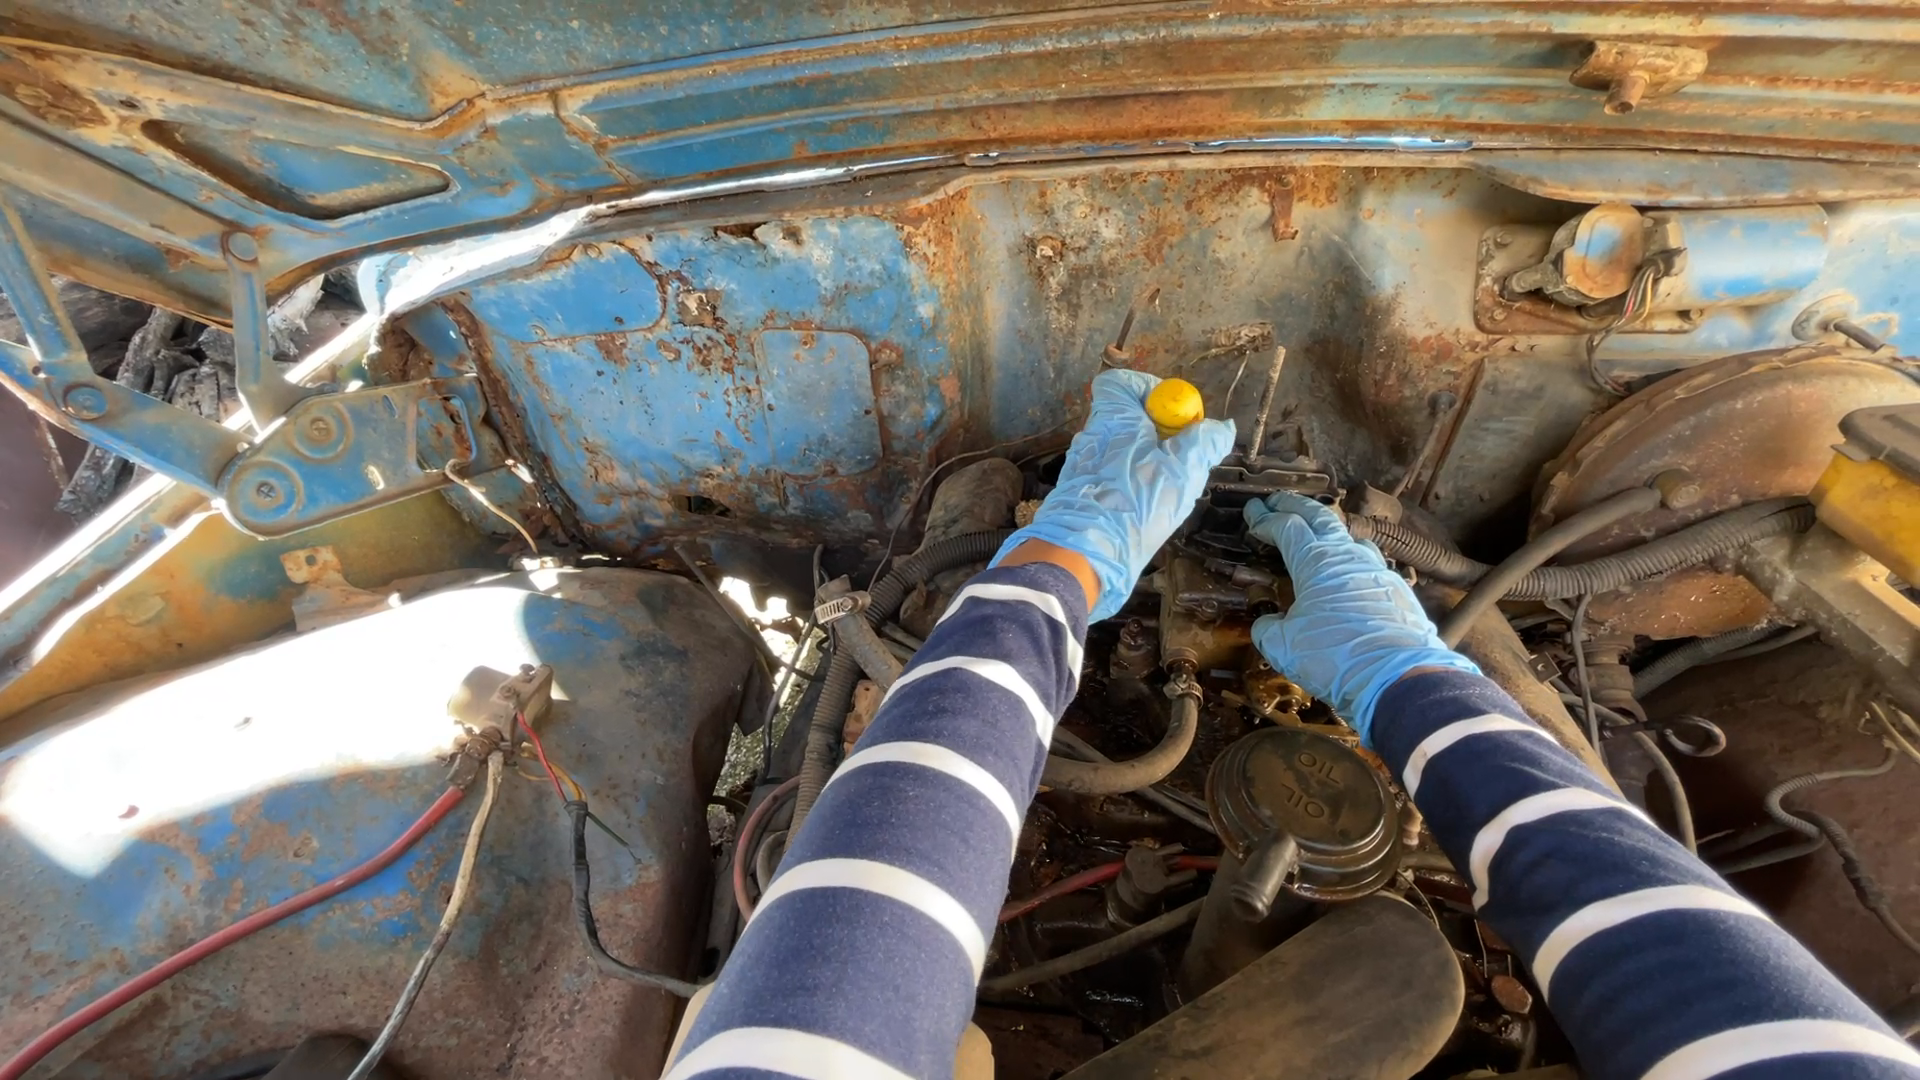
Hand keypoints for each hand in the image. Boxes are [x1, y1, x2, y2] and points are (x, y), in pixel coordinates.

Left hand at [995, 369, 1234, 621]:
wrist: (1083, 553)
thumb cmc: (1134, 504)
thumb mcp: (1182, 471)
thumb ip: (1203, 443)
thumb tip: (1220, 428)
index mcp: (1112, 418)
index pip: (1119, 383)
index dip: (1150, 390)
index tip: (1175, 413)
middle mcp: (1091, 437)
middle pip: (1126, 420)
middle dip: (1157, 433)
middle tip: (1180, 457)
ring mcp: (1081, 467)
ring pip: (1120, 452)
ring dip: (1145, 463)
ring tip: (1164, 490)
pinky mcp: (1079, 495)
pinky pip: (1110, 478)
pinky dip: (1129, 486)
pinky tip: (1142, 510)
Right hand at [1245, 493, 1478, 743]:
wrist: (1400, 679)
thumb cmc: (1333, 656)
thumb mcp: (1282, 646)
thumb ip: (1268, 627)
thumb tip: (1268, 621)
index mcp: (1316, 561)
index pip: (1286, 527)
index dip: (1265, 518)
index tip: (1252, 513)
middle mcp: (1348, 556)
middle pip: (1320, 516)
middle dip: (1294, 505)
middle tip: (1276, 501)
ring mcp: (1378, 571)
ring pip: (1350, 537)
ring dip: (1328, 530)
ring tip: (1314, 534)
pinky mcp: (1398, 591)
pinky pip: (1369, 564)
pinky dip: (1350, 561)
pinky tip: (1347, 574)